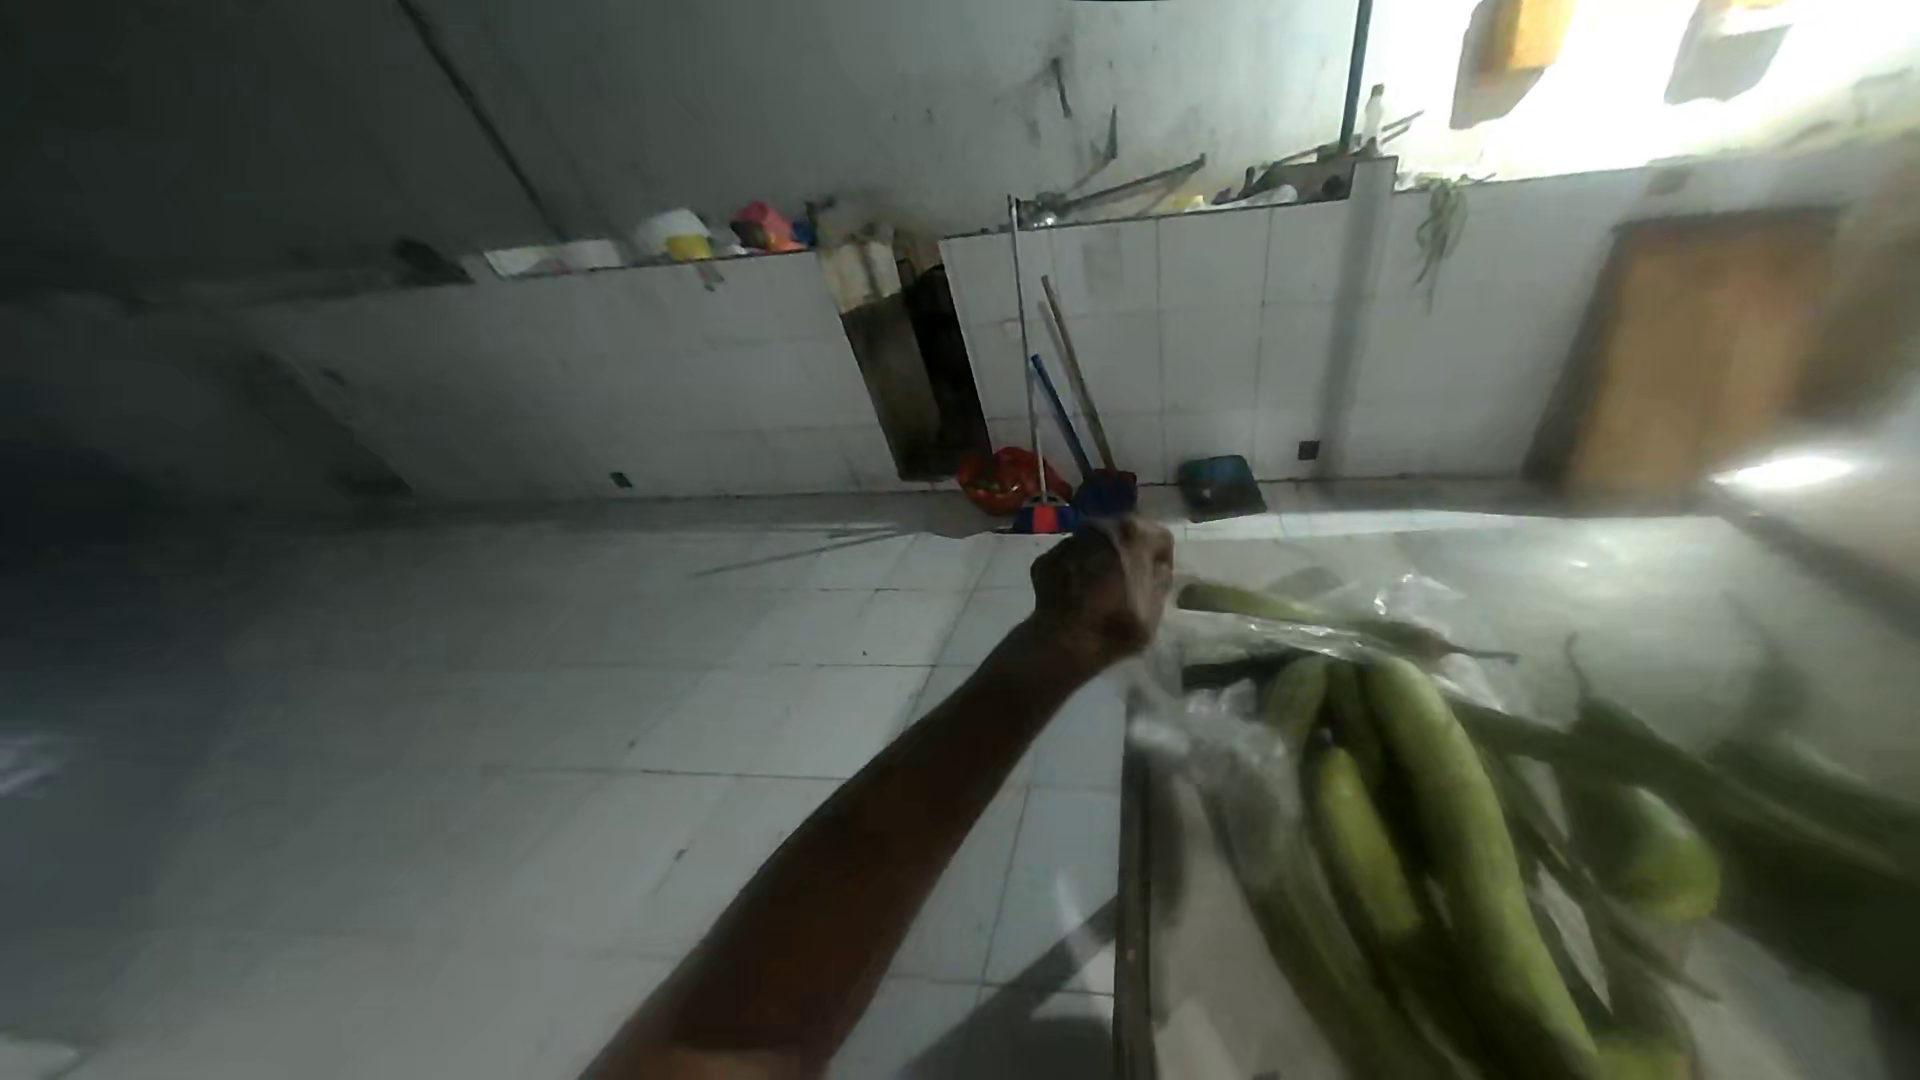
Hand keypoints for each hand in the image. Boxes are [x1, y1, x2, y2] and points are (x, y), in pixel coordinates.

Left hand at [1028, 515, 1174, 666]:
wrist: (1063, 641)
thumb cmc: (1116, 626)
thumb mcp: (1155, 609)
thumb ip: (1159, 579)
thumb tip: (1154, 568)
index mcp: (1133, 535)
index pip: (1159, 539)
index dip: (1161, 561)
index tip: (1154, 581)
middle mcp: (1100, 527)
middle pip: (1124, 536)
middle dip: (1128, 555)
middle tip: (1127, 583)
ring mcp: (1068, 541)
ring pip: (1093, 545)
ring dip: (1099, 560)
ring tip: (1098, 590)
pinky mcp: (1046, 558)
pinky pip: (1069, 559)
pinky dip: (1075, 570)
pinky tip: (1074, 594)